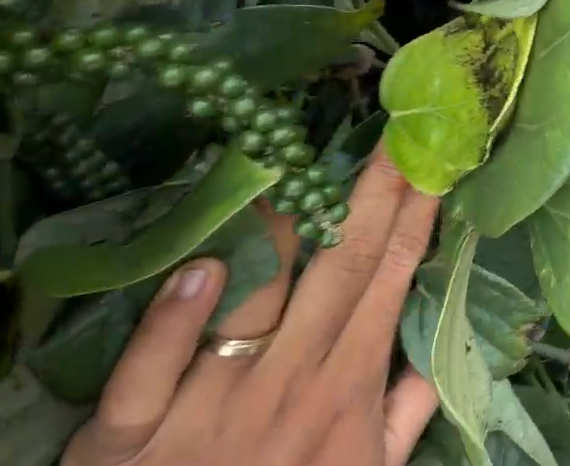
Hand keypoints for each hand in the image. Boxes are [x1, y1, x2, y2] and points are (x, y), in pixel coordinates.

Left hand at [61, 146, 440, 465]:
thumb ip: (408, 410)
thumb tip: (440, 345)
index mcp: (349, 384)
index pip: (393, 276)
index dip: (416, 216)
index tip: (433, 162)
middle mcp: (293, 378)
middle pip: (343, 266)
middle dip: (374, 195)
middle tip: (393, 135)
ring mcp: (213, 402)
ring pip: (256, 295)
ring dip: (280, 227)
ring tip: (297, 165)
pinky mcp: (130, 433)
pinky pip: (148, 370)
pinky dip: (171, 320)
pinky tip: (198, 266)